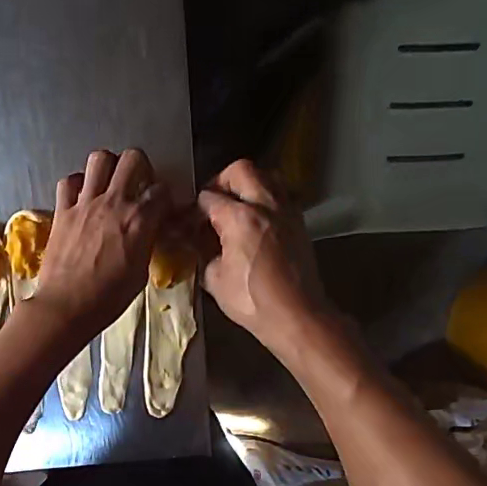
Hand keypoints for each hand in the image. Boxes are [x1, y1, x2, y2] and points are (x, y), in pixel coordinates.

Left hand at [28, 148, 170, 343]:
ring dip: (109, 167)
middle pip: (133, 158)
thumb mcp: (140, 274)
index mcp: (139, 220)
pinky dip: (78, 183)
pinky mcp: (63, 212)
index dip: (165, 198)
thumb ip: (146, 244)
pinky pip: (69, 181)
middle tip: (138, 183)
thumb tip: (147, 233)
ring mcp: (85, 204)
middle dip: (140, 167)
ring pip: (99, 158)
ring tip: (110, 183)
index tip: (162, 208)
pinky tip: (82, 196)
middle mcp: (114, 203)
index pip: (161, 191)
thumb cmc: (107, 298)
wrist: (66, 306)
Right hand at [196, 159, 331, 349]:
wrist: (296, 315)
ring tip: (235, 208)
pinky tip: (254, 223)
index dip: (193, 209)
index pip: (208, 197)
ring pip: (266, 176)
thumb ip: (203, 253)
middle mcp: (266, 205)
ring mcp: (287, 211)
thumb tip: (197, 243)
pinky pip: (280, 196)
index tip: (187, 222)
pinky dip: (265, 200)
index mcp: (240, 217)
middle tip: (212, 203)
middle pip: (241, 170)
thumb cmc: (252, 301)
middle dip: (221, 181)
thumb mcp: (214, 279)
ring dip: (247, 186)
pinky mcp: (299, 223)